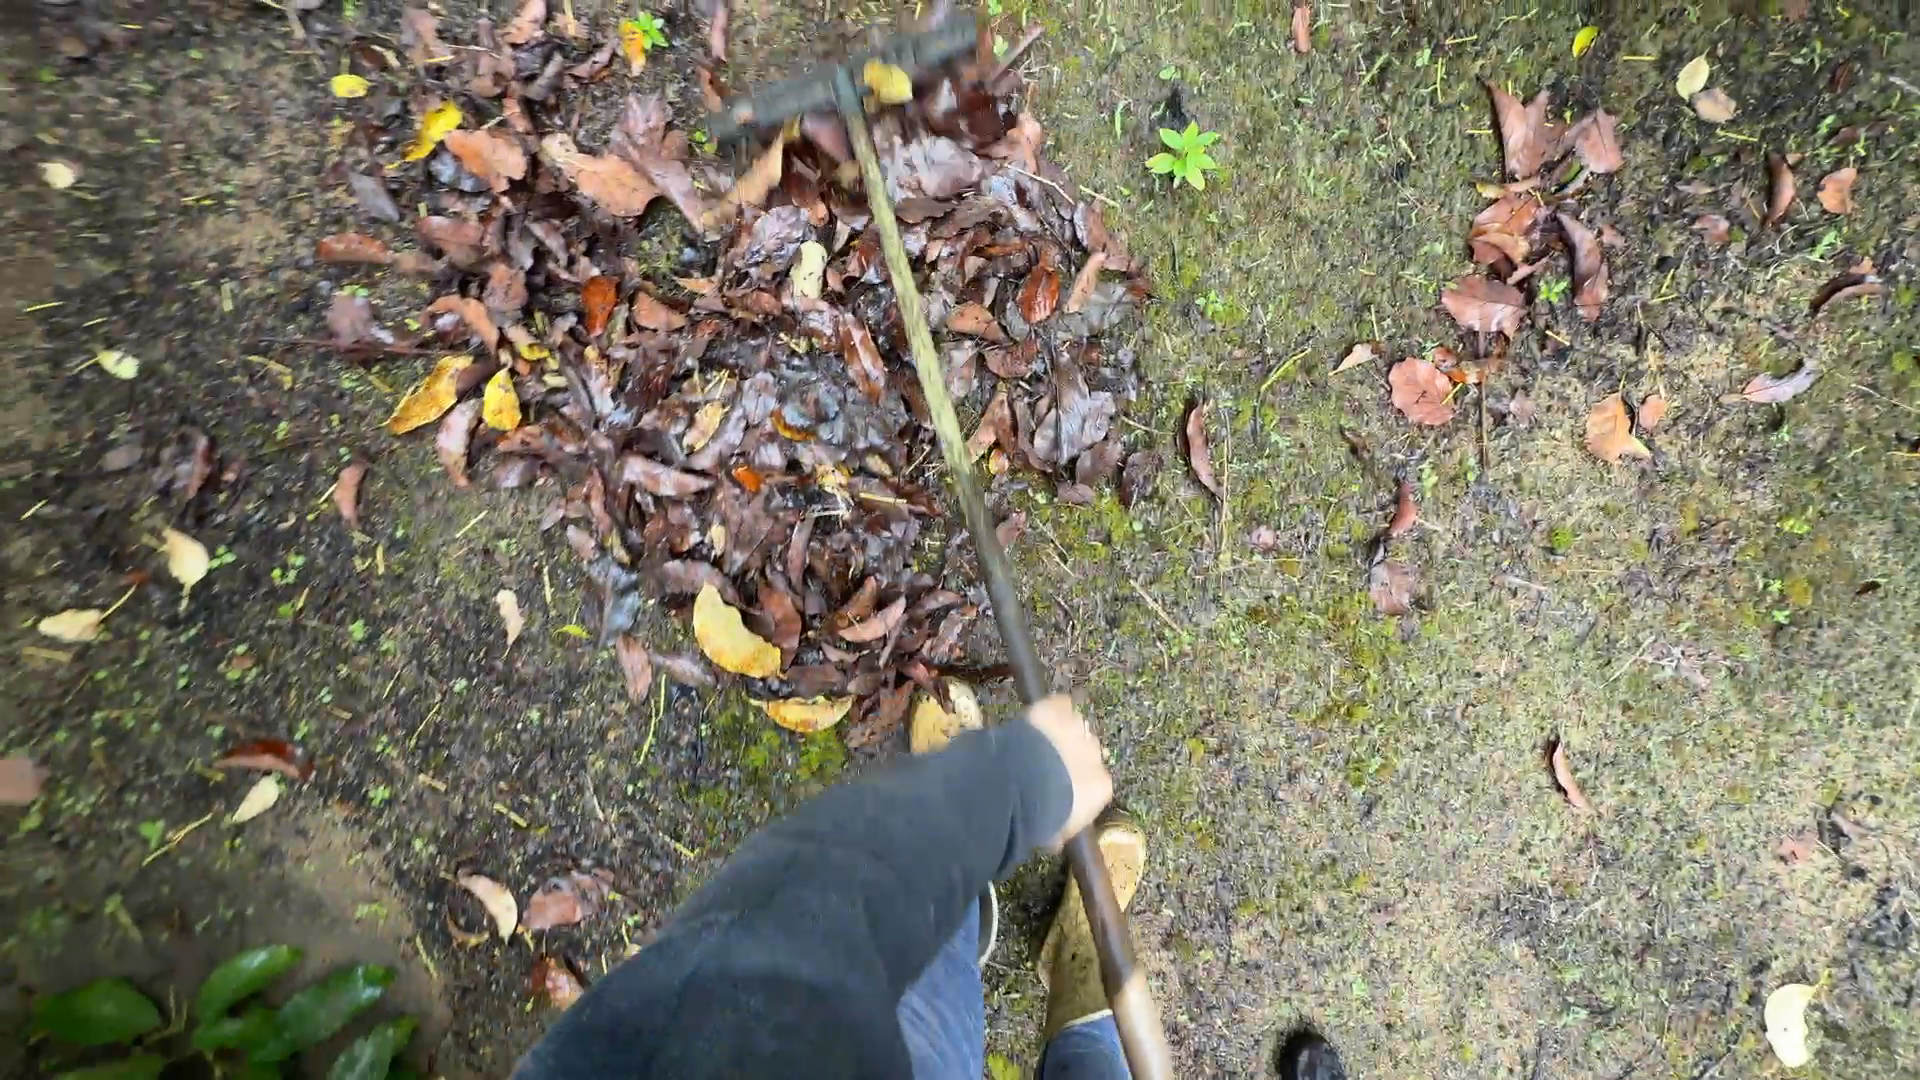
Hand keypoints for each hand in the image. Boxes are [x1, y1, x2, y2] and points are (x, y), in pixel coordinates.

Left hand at [1026, 695, 1111, 848]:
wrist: (1021, 786)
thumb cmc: (1041, 817)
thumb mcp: (1054, 833)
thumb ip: (1061, 828)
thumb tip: (1055, 837)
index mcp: (1101, 787)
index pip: (1096, 783)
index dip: (1077, 783)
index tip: (1062, 787)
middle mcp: (1096, 755)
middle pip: (1088, 751)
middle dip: (1072, 756)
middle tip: (1046, 763)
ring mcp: (1077, 729)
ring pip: (1076, 726)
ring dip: (1062, 732)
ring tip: (1040, 740)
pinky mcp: (1058, 709)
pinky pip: (1061, 703)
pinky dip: (1054, 707)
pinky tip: (1041, 713)